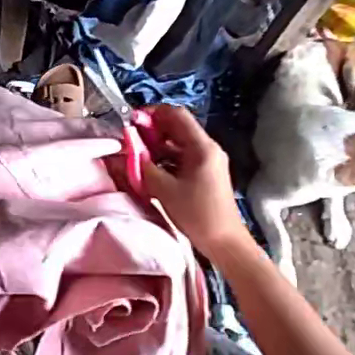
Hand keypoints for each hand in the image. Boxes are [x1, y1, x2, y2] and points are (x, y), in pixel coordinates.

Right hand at [136, 105, 253, 259]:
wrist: (224, 241)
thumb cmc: (196, 213)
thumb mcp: (164, 189)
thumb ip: (144, 165)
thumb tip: (130, 149)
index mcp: (202, 147)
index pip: (176, 115)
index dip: (153, 113)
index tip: (132, 120)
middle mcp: (208, 148)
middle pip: (178, 128)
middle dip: (153, 130)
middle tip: (131, 139)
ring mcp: (209, 161)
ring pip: (180, 143)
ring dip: (159, 145)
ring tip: (137, 155)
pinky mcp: (207, 173)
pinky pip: (184, 157)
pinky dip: (167, 158)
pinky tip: (152, 168)